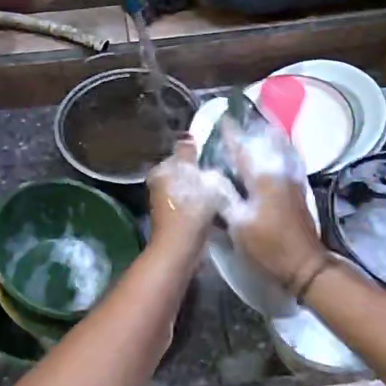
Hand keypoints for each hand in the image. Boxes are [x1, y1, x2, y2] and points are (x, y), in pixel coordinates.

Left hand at [146, 138, 227, 261]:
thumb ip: (189, 154)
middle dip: (203, 174)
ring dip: (206, 191)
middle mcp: (159, 185)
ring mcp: (167, 204)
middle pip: (187, 173)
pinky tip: (219, 209)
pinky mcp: (176, 220)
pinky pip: (194, 205)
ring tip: (226, 192)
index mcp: (160, 171)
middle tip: (225, 175)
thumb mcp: (193, 174)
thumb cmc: (189, 208)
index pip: (182, 155)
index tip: (218, 158)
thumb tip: (186, 137)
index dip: (200, 156)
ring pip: (192, 190)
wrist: (181, 248)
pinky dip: (204, 206)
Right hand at [224, 123, 328, 294]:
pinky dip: (274, 151)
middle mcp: (278, 172)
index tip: (222, 117)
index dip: (231, 133)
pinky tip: (265, 156)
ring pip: (277, 150)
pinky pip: (283, 160)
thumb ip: (224, 196)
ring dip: (264, 138)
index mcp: (262, 178)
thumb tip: (209, 175)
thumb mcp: (239, 223)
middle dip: (250, 130)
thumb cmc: (269, 245)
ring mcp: (291, 180)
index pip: (242, 148)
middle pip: (264, 142)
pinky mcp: (296, 190)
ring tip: (251, 131)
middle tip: (236, 121)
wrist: (304, 265)